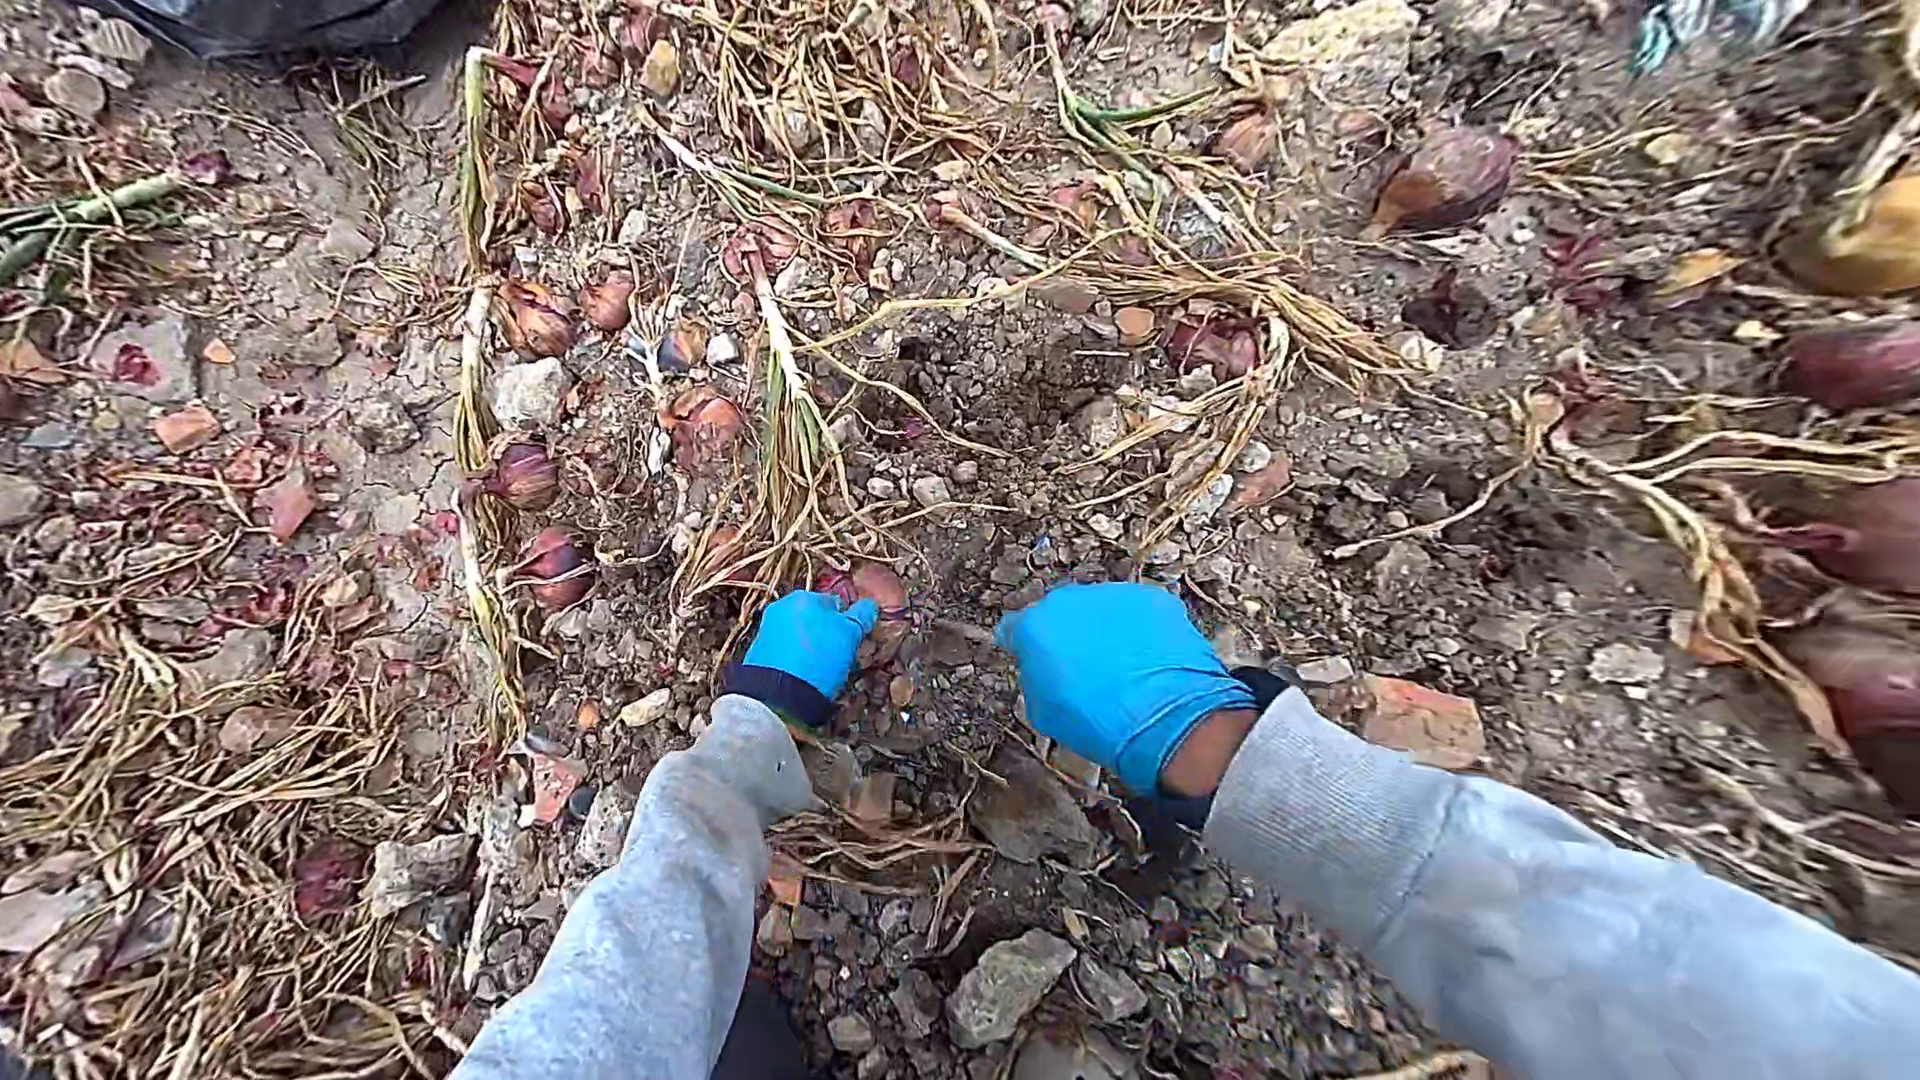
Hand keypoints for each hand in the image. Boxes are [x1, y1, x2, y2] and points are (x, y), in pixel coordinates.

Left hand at [742, 590, 877, 699]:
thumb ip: (861, 617)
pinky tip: (804, 675)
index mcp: (805, 597)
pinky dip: (796, 659)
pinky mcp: (757, 652)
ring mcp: (767, 629)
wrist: (778, 697)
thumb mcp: (850, 636)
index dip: (848, 622)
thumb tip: (869, 605)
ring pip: (800, 634)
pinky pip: (786, 650)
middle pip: (816, 618)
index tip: (852, 640)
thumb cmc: (819, 660)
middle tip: (840, 655)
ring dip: (812, 646)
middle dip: (828, 633)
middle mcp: (782, 607)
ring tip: (822, 669)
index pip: (836, 603)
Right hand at [994, 583, 1254, 795]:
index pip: (1013, 628)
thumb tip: (1039, 669)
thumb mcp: (1043, 712)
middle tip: (1083, 667)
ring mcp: (1111, 595)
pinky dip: (1139, 628)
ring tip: (1122, 666)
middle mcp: (1067, 601)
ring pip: (1099, 608)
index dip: (1023, 645)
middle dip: (1067, 635)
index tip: (1032, 656)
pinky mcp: (1150, 598)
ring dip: (1104, 629)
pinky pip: (1136, 610)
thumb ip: (1032, 677)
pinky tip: (1147, 659)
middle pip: (1059, 614)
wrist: (1165, 721)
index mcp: (1034, 628)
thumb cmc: (1101, 724)